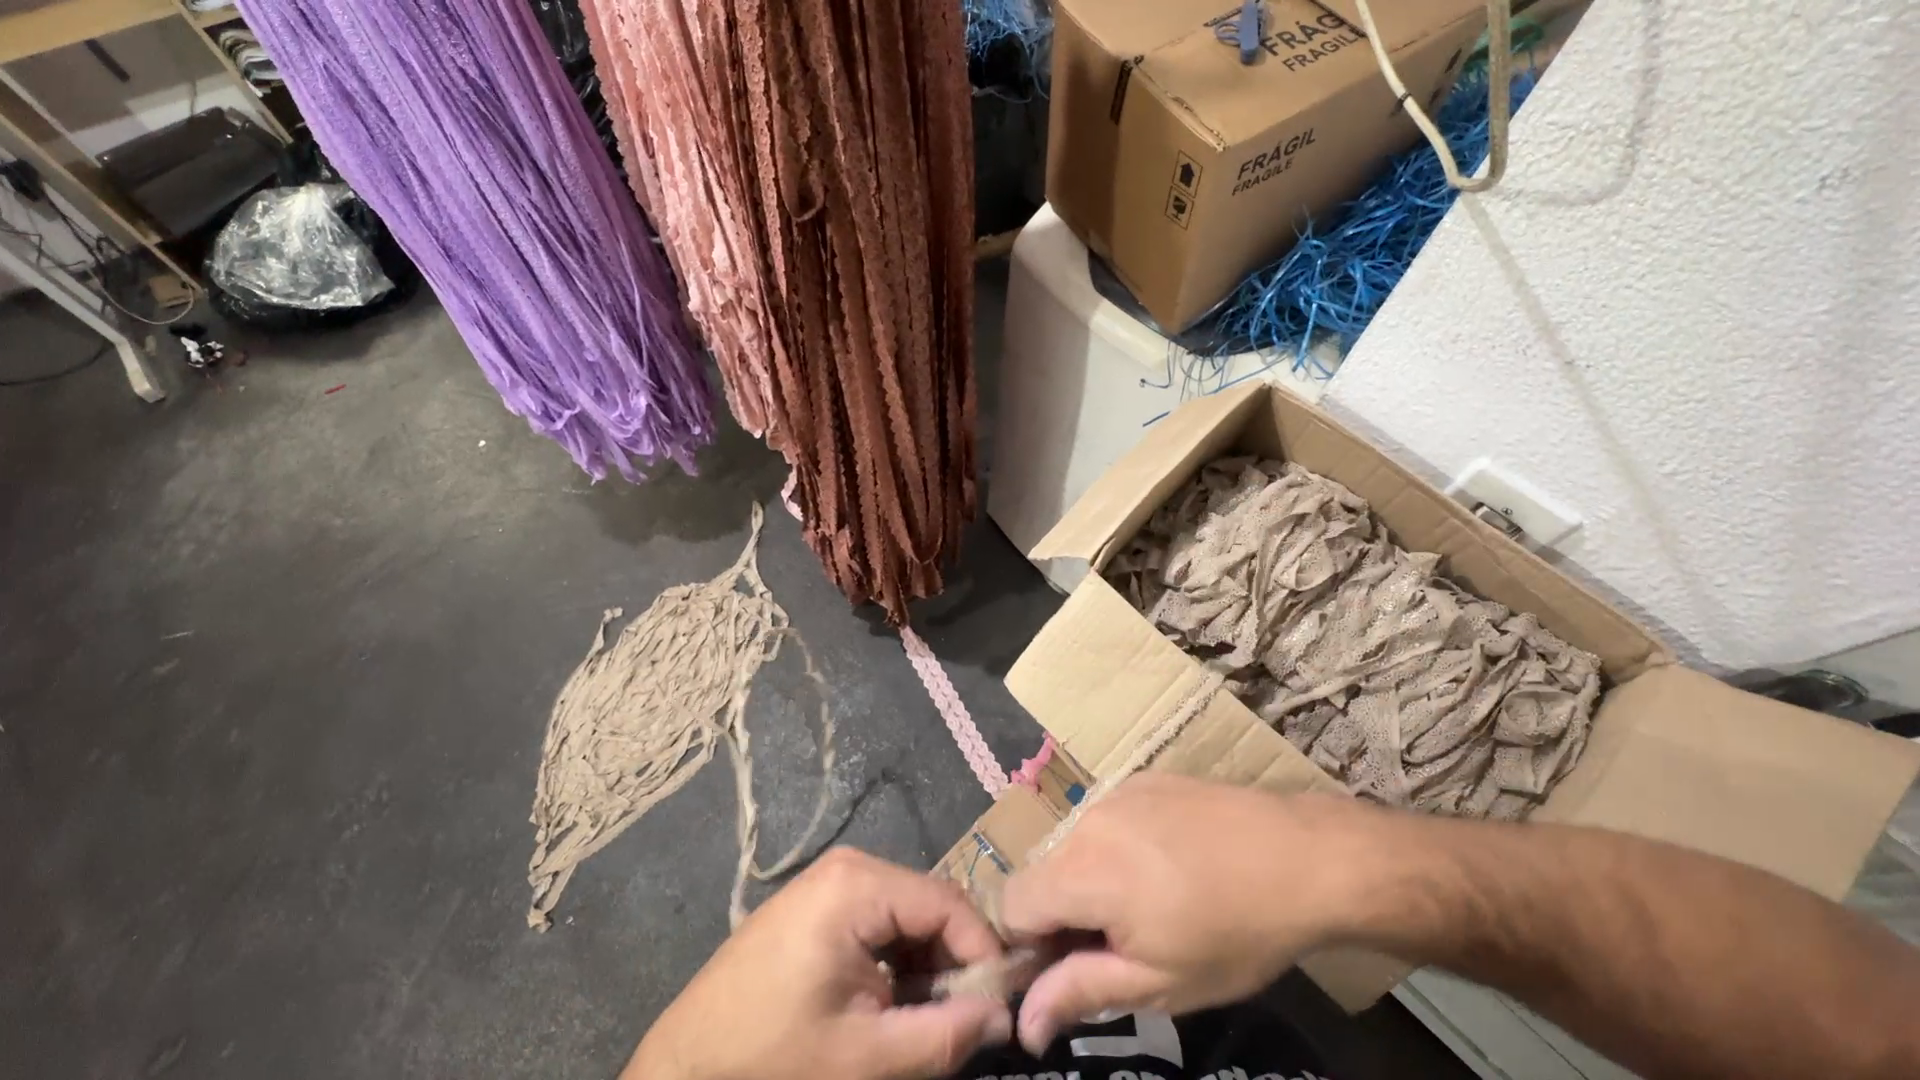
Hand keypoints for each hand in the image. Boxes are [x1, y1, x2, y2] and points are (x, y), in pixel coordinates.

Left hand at [624, 848, 1012, 1079]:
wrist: (683, 1067)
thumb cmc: (770, 1058)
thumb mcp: (864, 1058)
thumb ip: (943, 1035)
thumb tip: (1004, 1017)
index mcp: (857, 885)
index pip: (951, 904)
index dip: (983, 956)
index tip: (998, 1010)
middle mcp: (847, 867)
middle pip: (930, 905)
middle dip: (954, 962)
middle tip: (963, 1021)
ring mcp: (828, 882)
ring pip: (907, 915)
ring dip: (926, 965)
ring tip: (925, 1019)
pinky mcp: (816, 904)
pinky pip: (879, 922)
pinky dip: (897, 961)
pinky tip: (890, 1005)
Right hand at [1001, 774, 1390, 1053]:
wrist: (1311, 859)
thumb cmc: (1235, 932)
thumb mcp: (1159, 982)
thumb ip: (1080, 992)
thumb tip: (1023, 1023)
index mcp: (1083, 871)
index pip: (1010, 903)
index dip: (1029, 944)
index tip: (1074, 965)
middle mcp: (1089, 820)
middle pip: (1044, 874)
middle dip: (1066, 913)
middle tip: (1125, 943)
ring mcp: (1118, 793)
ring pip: (1077, 847)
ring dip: (1094, 880)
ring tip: (1157, 903)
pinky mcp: (1146, 779)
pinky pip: (1110, 821)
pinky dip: (1122, 849)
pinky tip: (1174, 866)